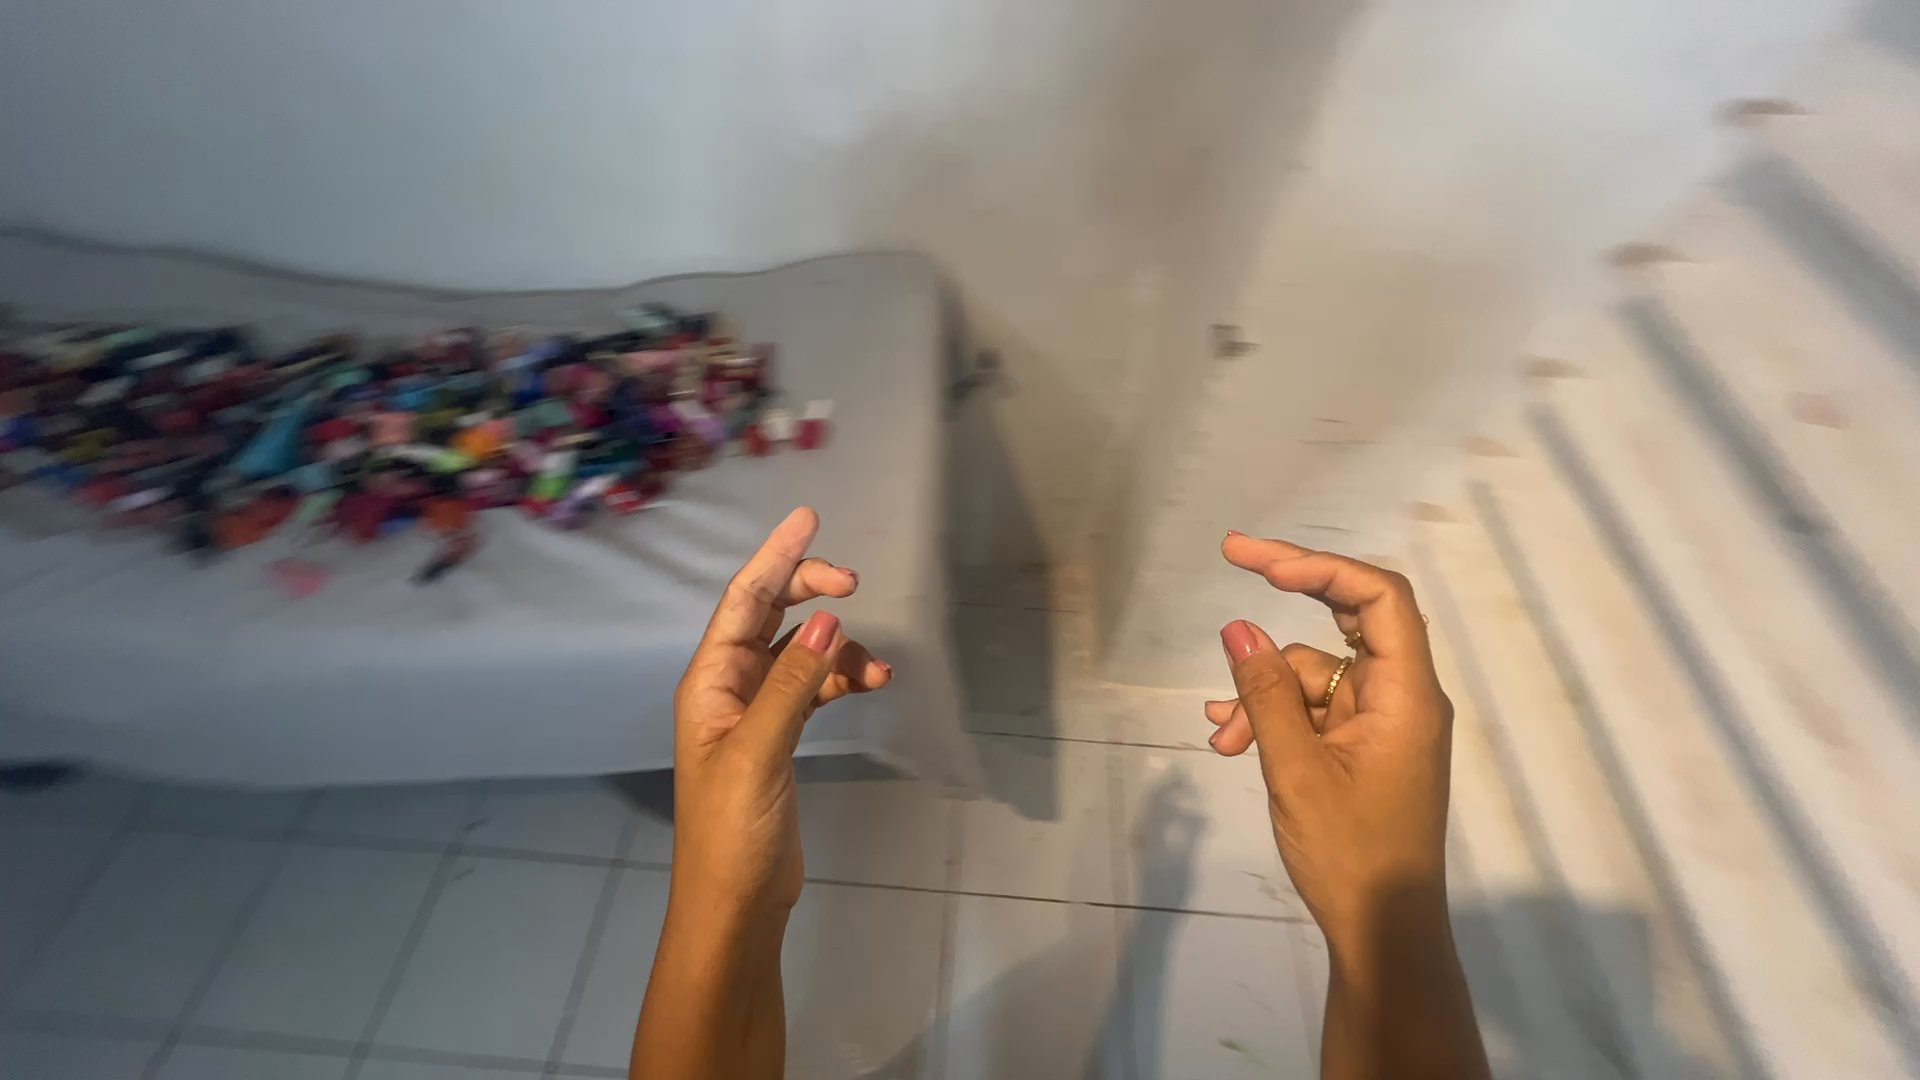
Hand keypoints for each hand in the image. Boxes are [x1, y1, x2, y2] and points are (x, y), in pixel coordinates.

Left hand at [670, 506, 891, 912]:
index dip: (776, 557)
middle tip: (853, 580)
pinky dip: (845, 678)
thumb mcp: (759, 750)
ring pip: (803, 651)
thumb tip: (827, 620)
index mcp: (710, 679)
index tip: (808, 519)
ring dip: (840, 649)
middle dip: (811, 591)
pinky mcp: (783, 732)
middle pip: (772, 614)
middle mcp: (731, 684)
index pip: (745, 600)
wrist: (737, 904)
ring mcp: (759, 708)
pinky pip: (818, 685)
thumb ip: (792, 683)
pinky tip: (872, 685)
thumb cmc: (734, 828)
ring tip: (877, 669)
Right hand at [1202, 534, 1452, 947]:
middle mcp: (1399, 695)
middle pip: (1348, 615)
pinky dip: (1271, 714)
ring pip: (1312, 671)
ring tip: (1222, 732)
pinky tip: (1232, 737)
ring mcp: (1378, 719)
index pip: (1379, 598)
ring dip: (1261, 691)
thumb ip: (1266, 691)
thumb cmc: (1348, 850)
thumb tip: (1236, 626)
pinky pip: (1309, 705)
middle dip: (1290, 587)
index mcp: (1406, 695)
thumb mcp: (1294, 766)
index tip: (1260, 564)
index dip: (1321, 567)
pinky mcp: (1358, 742)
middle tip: (1234, 553)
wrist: (1381, 930)